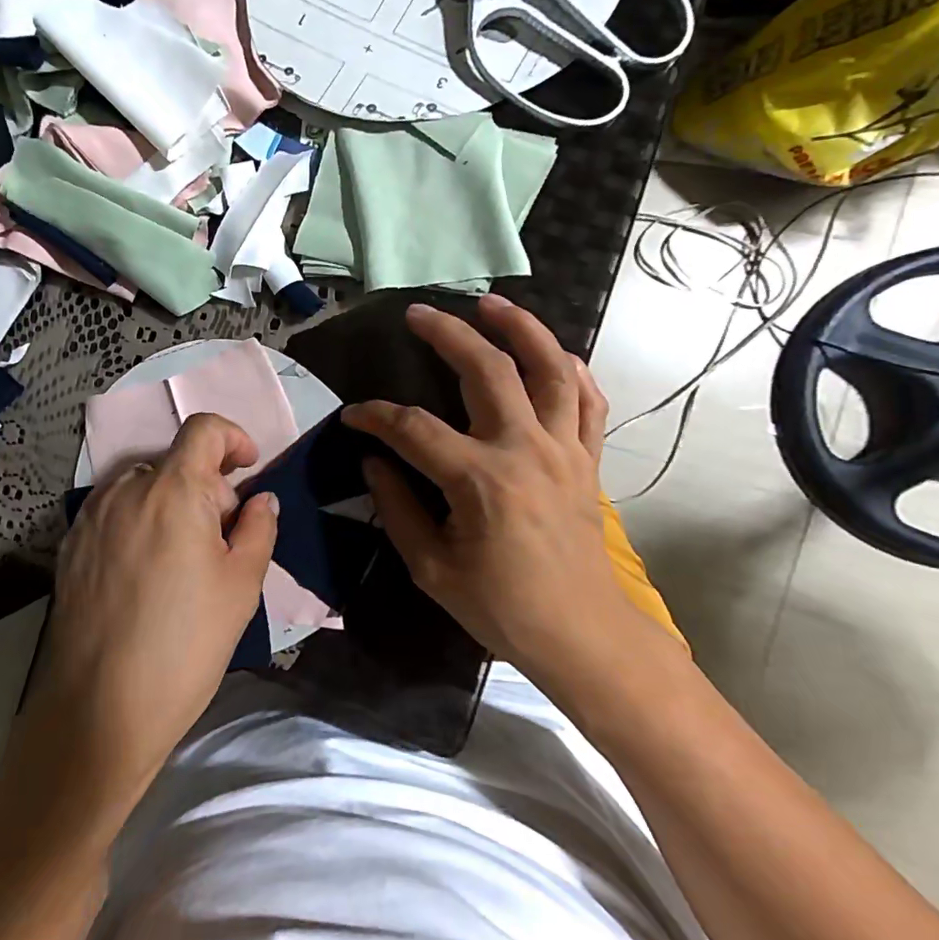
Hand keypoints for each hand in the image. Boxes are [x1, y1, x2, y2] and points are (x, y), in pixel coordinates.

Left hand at [32, 414, 279, 791]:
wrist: (100, 703)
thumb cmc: (185, 643)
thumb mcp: (241, 587)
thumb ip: (257, 528)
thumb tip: (259, 499)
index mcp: (171, 489)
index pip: (202, 429)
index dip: (232, 437)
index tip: (247, 467)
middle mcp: (123, 489)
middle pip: (172, 465)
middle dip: (204, 489)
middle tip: (220, 543)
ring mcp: (89, 516)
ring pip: (139, 489)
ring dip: (167, 506)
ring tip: (180, 563)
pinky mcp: (68, 544)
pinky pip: (111, 515)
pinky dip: (135, 525)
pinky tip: (142, 576)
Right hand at [343, 296, 655, 682]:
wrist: (584, 636)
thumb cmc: (500, 606)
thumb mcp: (430, 566)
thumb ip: (397, 507)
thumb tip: (374, 463)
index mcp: (479, 479)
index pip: (412, 428)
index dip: (374, 416)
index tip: (351, 415)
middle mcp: (525, 450)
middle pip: (488, 372)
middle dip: (449, 335)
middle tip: (419, 313)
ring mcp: (564, 451)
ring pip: (550, 371)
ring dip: (522, 330)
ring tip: (492, 304)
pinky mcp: (586, 462)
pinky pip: (587, 403)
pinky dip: (572, 371)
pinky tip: (554, 354)